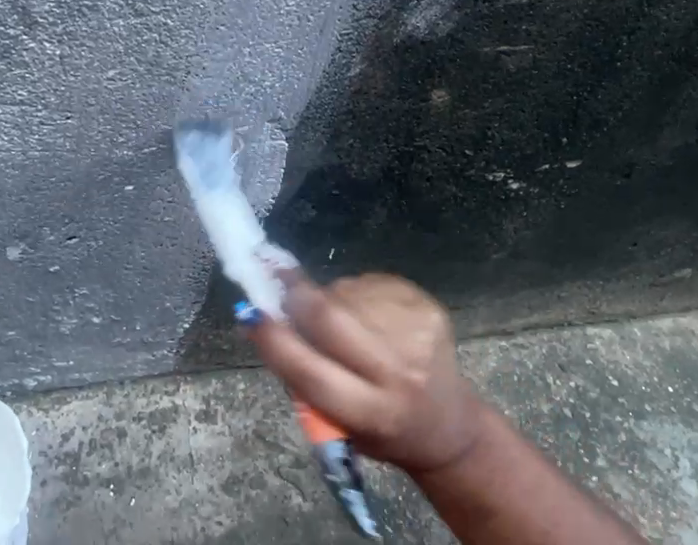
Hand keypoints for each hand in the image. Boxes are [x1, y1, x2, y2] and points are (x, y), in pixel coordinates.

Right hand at [242, 271, 486, 473]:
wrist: (449, 425)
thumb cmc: (379, 429)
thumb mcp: (338, 423)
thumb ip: (301, 375)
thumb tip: (259, 318)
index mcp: (370, 413)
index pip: (310, 371)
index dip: (273, 339)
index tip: (248, 312)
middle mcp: (397, 373)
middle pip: (329, 317)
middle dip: (294, 291)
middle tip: (271, 270)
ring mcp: (416, 334)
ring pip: (345, 293)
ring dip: (327, 295)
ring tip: (334, 313)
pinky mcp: (427, 307)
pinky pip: (368, 282)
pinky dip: (354, 291)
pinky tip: (364, 310)